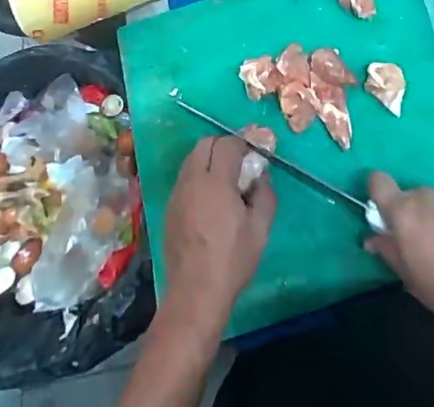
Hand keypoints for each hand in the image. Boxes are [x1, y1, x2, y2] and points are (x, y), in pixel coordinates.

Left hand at [160, 135, 276, 331]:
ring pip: (191, 159)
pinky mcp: (169, 205)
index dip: (242, 143)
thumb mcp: (260, 229)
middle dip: (223, 146)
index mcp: (215, 181)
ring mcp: (177, 191)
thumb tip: (260, 176)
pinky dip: (197, 176)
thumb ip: (264, 194)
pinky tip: (209, 199)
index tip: (254, 154)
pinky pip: (184, 177)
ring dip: (208, 159)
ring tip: (225, 181)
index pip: (227, 144)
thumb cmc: (232, 260)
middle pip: (204, 143)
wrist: (195, 290)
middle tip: (240, 164)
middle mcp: (191, 179)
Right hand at [362, 171, 433, 332]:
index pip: (377, 181)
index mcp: (403, 210)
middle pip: (406, 197)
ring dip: (430, 222)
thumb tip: (372, 239)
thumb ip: (390, 254)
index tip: (384, 221)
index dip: (376, 195)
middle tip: (418, 249)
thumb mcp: (414, 282)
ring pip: (430, 205)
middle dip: (407, 217)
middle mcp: (424, 196)